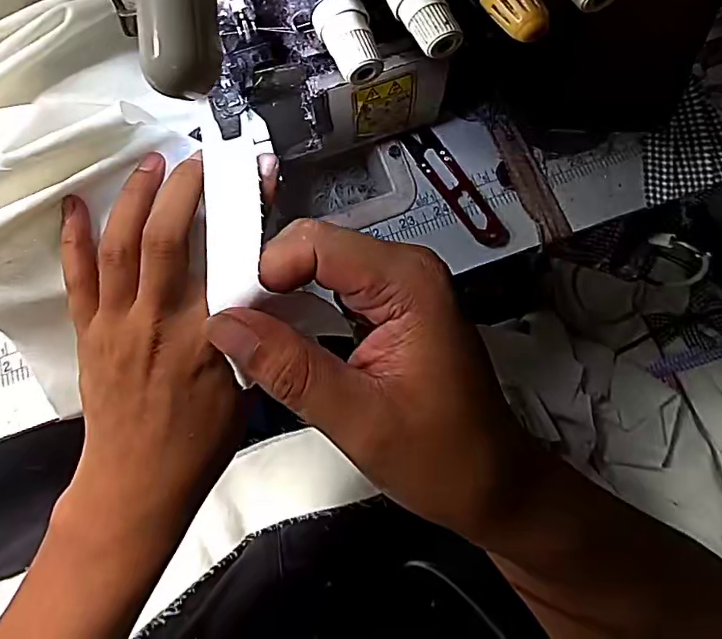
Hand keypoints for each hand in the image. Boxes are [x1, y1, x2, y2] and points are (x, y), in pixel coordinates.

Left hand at [58, 152, 241, 536]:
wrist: (133, 487)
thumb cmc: (195, 442)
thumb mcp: (243, 382)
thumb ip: (249, 327)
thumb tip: (256, 276)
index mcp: (202, 337)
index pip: (227, 258)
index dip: (242, 212)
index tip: (250, 178)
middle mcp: (154, 322)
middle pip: (164, 238)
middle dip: (181, 188)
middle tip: (196, 161)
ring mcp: (114, 324)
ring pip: (119, 246)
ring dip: (134, 197)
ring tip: (150, 164)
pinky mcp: (88, 332)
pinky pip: (77, 277)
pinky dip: (74, 237)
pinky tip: (75, 205)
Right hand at [201, 219, 543, 544]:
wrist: (491, 481)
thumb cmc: (450, 457)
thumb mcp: (359, 421)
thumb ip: (289, 369)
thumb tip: (230, 329)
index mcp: (407, 282)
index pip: (315, 241)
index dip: (267, 271)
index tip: (237, 312)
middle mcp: (405, 268)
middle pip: (312, 245)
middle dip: (269, 284)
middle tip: (241, 332)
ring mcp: (398, 280)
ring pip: (316, 262)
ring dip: (282, 297)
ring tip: (260, 343)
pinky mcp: (388, 298)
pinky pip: (329, 282)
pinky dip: (301, 307)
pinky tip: (287, 342)